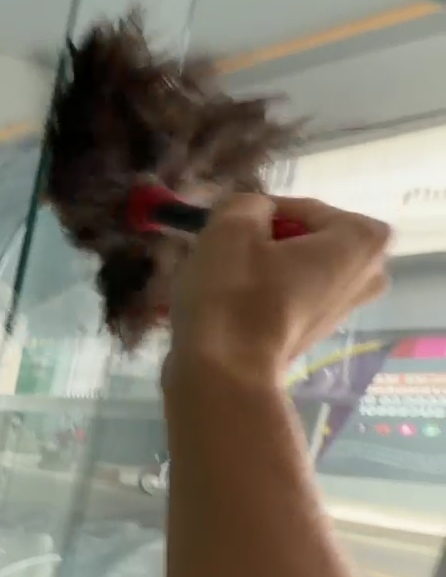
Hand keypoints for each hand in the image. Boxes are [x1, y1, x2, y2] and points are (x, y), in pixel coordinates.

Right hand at [168, 194, 391, 390]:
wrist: (221, 371)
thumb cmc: (230, 297)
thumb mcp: (227, 233)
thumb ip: (240, 205)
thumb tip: (242, 211)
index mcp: (361, 236)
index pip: (292, 209)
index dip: (243, 218)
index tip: (207, 234)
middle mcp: (369, 268)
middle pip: (293, 241)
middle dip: (249, 248)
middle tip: (207, 263)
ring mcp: (342, 305)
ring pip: (283, 272)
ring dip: (246, 274)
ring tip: (207, 291)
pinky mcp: (310, 332)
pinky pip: (278, 301)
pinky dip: (250, 300)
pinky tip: (220, 313)